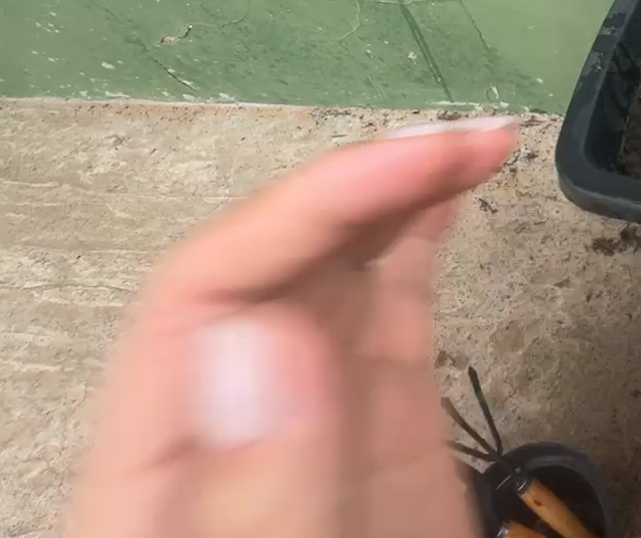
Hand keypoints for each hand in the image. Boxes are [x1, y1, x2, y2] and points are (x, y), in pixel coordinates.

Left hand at [63, 117, 517, 537]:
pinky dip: (420, 230)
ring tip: (475, 148)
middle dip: (371, 182)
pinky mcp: (376, 402)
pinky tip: (449, 191)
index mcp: (166, 462)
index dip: (313, 205)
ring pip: (340, 260)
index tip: (420, 166)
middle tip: (470, 143)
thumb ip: (256, 498)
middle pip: (280, 257)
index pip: (212, 287)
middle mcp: (235, 407)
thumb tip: (263, 335)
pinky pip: (391, 294)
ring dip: (402, 190)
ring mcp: (312, 400)